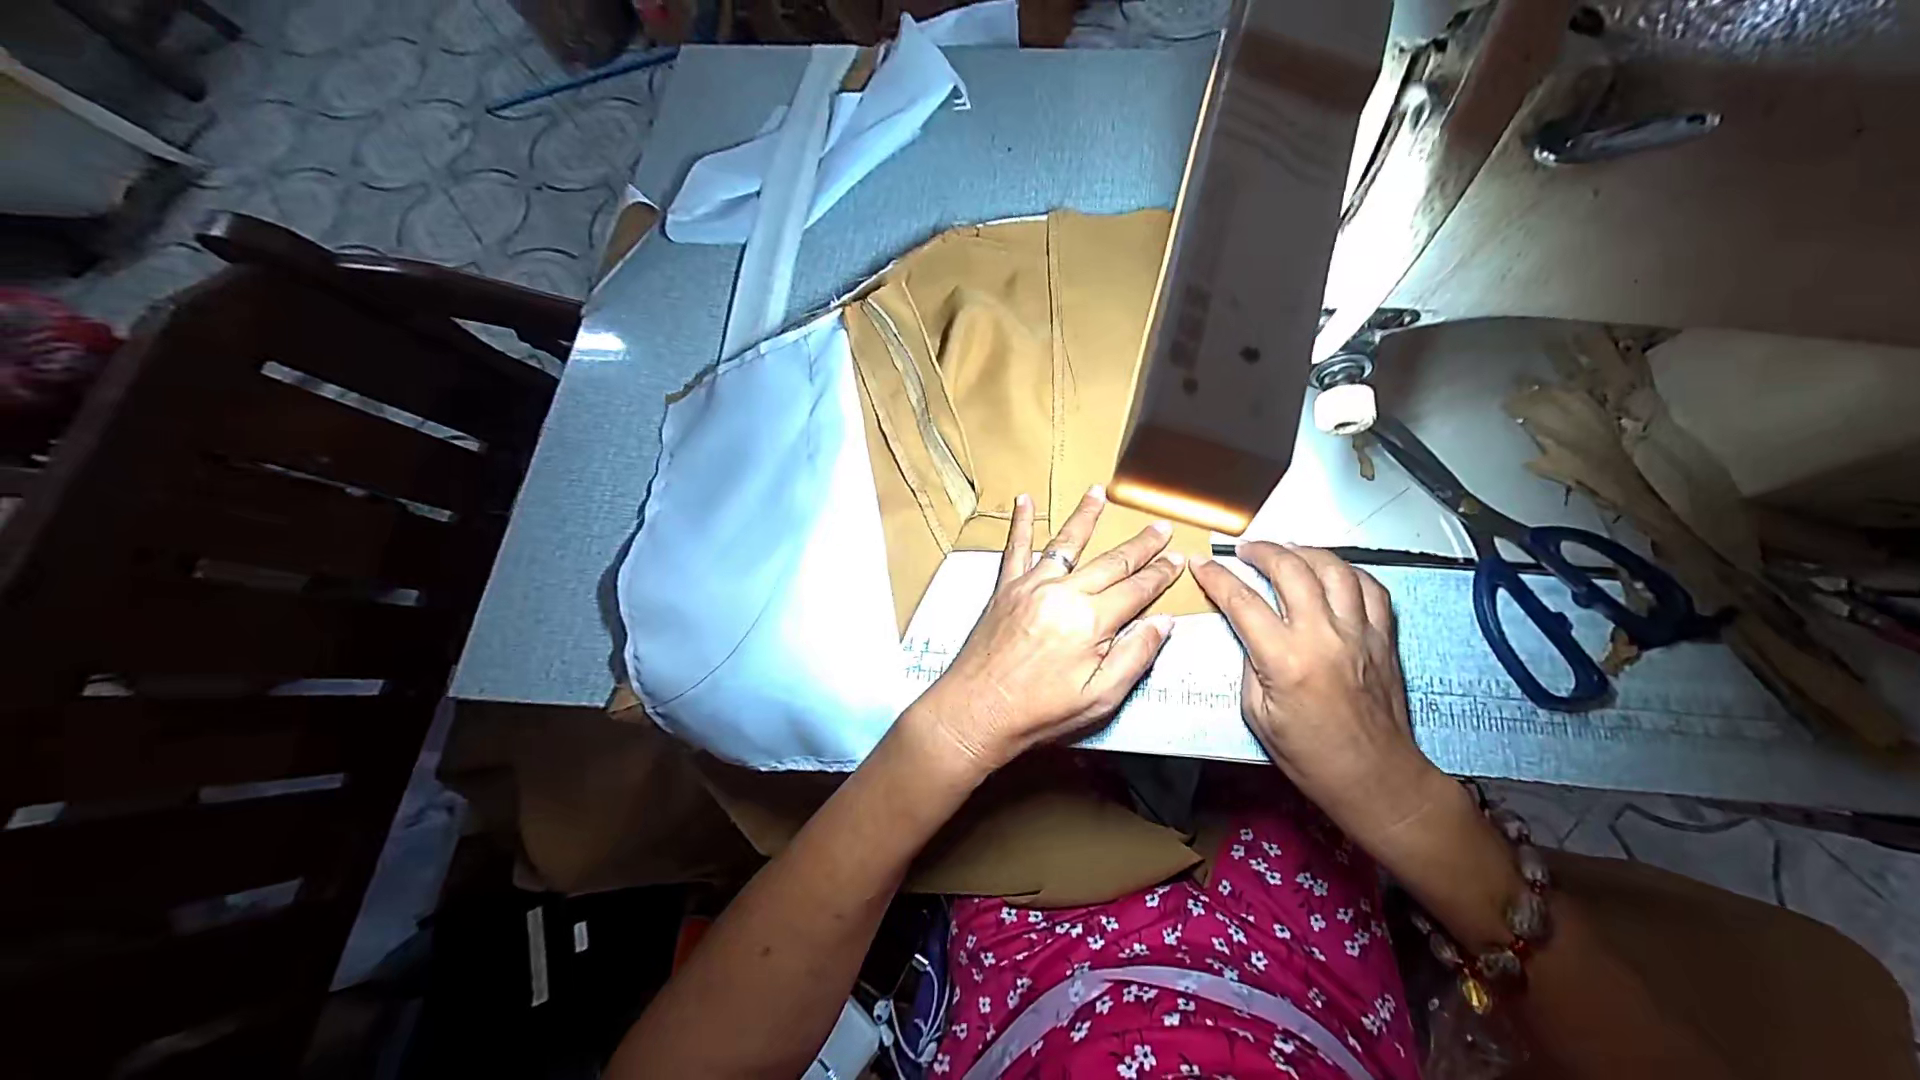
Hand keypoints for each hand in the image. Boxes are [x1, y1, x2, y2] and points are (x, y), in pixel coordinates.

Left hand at [910, 486, 1184, 775]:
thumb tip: (1163, 623)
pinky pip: (1015, 548)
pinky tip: (1023, 501)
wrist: (975, 711)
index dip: (1160, 574)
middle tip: (1159, 528)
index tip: (1177, 560)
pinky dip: (1020, 523)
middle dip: (1139, 545)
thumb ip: (1135, 656)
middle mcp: (1062, 594)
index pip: (1137, 590)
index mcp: (1090, 621)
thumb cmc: (1037, 712)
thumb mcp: (1100, 697)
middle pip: (1111, 562)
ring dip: (1085, 517)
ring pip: (1065, 543)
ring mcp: (1030, 586)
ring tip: (1098, 493)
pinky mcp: (1005, 589)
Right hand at [1191, 542, 1451, 853]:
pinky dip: (1346, 571)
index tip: (1202, 564)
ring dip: (1303, 551)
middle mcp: (1324, 637)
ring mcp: (1359, 633)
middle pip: (1290, 569)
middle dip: (1260, 550)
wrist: (1375, 778)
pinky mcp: (1383, 638)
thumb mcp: (1257, 713)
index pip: (1241, 601)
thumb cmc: (1312, 756)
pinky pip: (1370, 587)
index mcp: (1285, 660)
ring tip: (1285, 550)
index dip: (1216, 577)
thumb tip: (1246, 630)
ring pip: (1333, 568)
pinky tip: (1330, 571)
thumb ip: (1249, 663)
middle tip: (1243, 549)